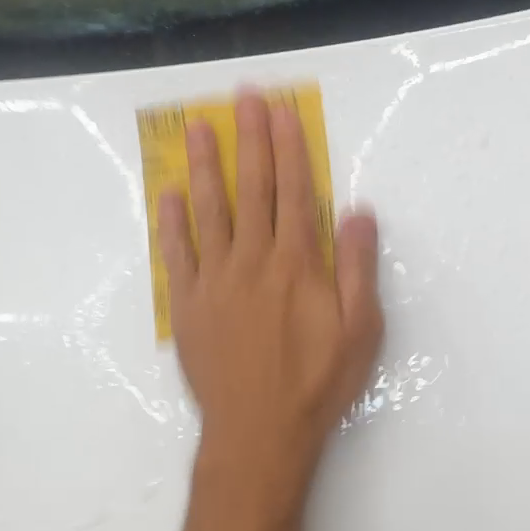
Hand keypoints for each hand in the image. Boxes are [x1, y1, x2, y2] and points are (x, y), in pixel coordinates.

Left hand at [157, 89, 384, 502]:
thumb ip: (357, 267)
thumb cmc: (319, 383)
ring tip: (196, 128)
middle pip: (252, 188)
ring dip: (204, 166)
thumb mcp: (361, 329)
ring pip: (209, 211)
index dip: (288, 146)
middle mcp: (253, 260)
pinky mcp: (188, 305)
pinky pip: (177, 256)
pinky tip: (168, 196)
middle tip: (242, 97)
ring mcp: (214, 281)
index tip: (282, 109)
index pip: (294, 190)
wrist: (260, 433)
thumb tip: (356, 210)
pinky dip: (171, 224)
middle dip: (249, 138)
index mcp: (297, 263)